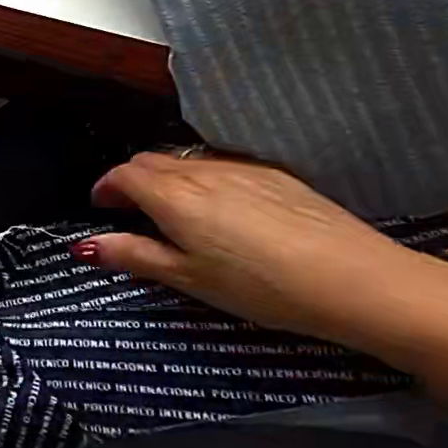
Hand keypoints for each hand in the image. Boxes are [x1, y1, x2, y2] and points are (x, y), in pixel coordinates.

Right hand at [74, 152, 447, 362]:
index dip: (104, 188)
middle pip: (150, 160)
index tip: (101, 209)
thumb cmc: (263, 288)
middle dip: (131, 180)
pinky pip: (221, 165)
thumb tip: (83, 246)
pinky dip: (202, 179)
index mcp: (173, 196)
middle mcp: (202, 171)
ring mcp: (243, 169)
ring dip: (166, 179)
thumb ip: (133, 255)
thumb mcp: (189, 278)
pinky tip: (224, 211)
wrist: (365, 284)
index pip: (122, 174)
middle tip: (132, 213)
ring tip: (176, 214)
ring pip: (186, 161)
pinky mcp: (278, 176)